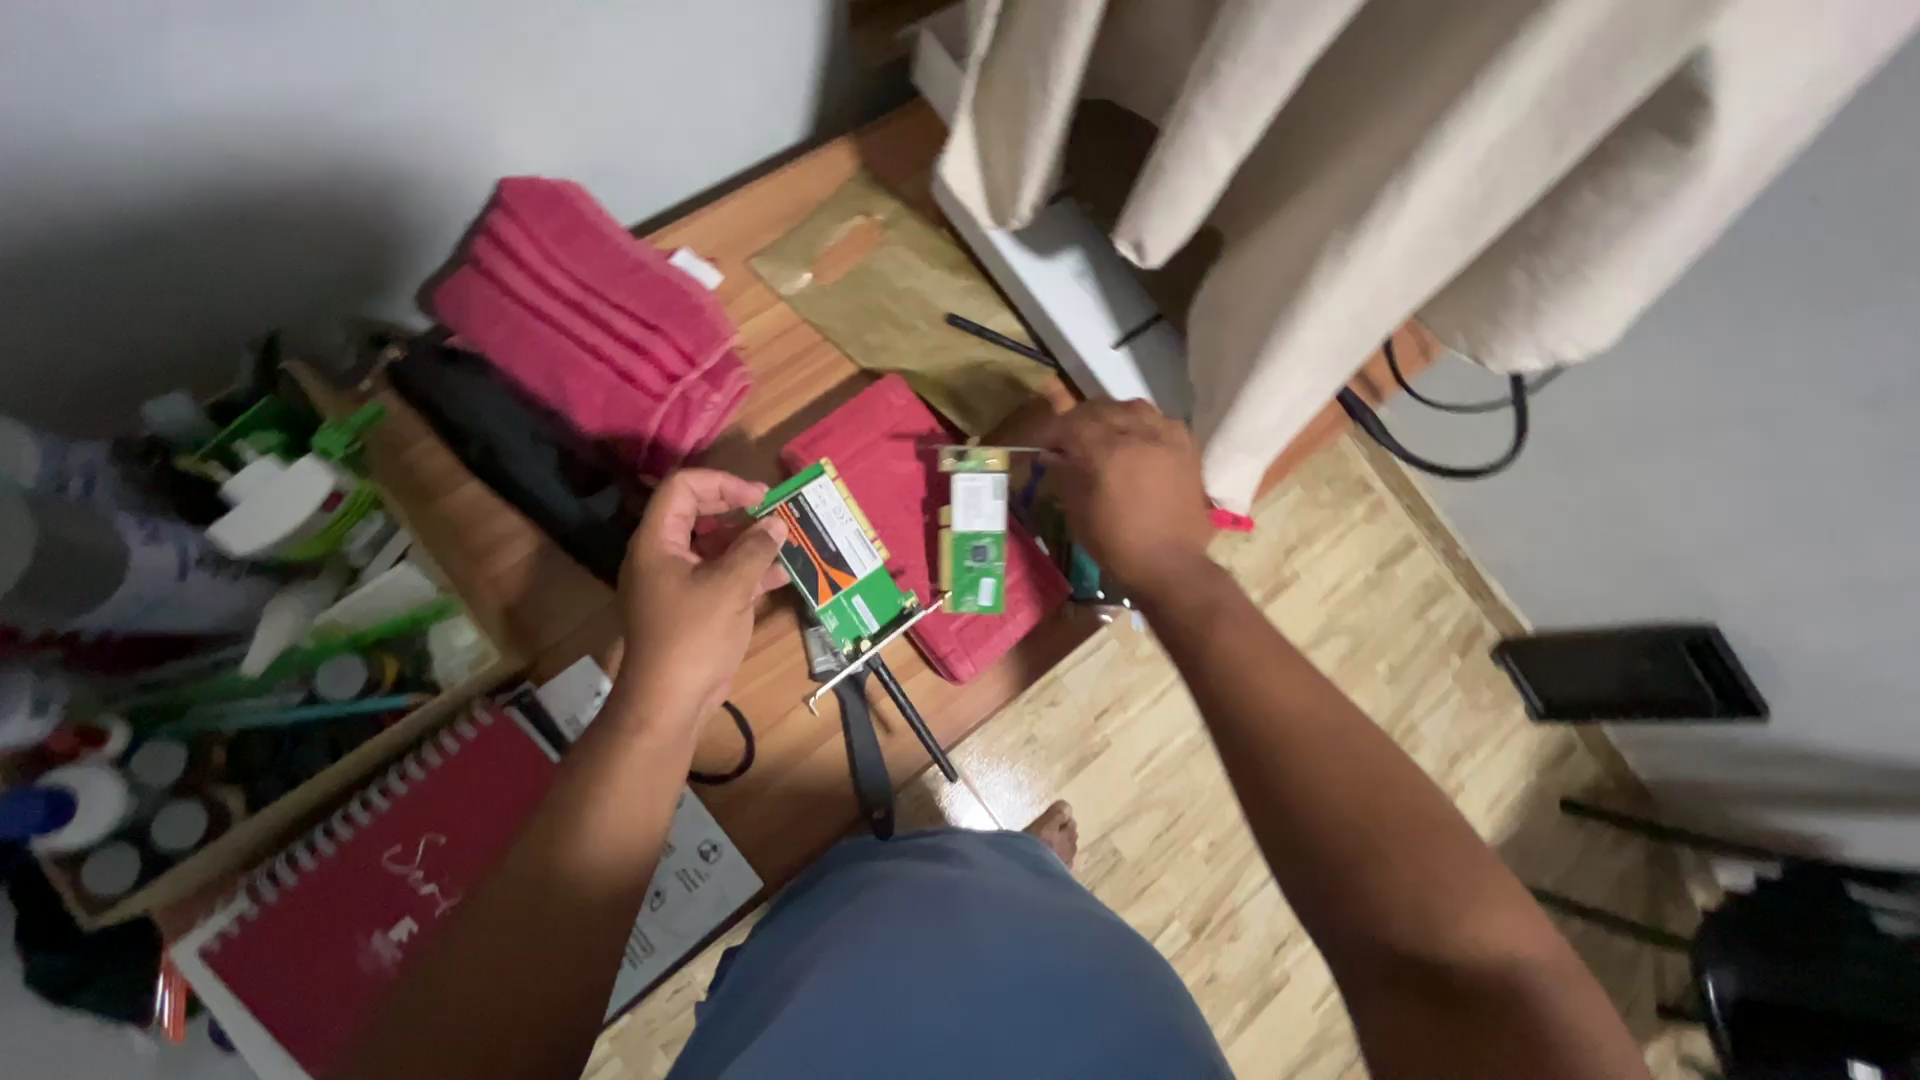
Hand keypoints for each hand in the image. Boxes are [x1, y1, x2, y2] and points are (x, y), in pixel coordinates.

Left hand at [614, 469, 788, 733]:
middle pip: (699, 514)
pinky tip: (782, 574)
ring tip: (786, 542)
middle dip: (740, 511)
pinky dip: (748, 570)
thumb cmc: (693, 636)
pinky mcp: (694, 605)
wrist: (670, 700)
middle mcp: (663, 555)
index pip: (683, 488)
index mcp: (657, 542)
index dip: (722, 484)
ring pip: (714, 546)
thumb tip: (777, 524)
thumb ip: (755, 550)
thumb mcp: (729, 587)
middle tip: (776, 514)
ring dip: (749, 541)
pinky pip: (721, 575)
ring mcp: (677, 582)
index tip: (759, 497)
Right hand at [1038, 399, 1214, 598]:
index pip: (1070, 424)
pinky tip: (1136, 441)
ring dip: (1111, 417)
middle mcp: (1138, 434)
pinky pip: (1159, 420)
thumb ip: (1065, 476)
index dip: (1052, 432)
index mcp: (1106, 452)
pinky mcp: (1187, 446)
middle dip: (1079, 421)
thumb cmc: (1117, 544)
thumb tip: (1052, 455)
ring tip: (1104, 436)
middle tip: (1069, 440)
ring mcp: (1167, 436)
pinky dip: (1142, 425)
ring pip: (1132, 407)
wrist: (1170, 564)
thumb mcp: (1078, 512)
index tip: (1044, 446)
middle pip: (1100, 409)